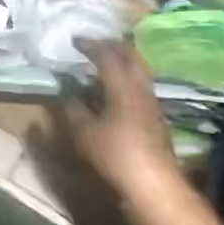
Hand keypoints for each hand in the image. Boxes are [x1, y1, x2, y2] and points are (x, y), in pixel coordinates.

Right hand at [69, 37, 182, 204]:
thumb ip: (73, 109)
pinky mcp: (156, 116)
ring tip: (102, 65)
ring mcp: (152, 100)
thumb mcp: (85, 133)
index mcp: (122, 83)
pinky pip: (140, 85)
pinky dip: (125, 78)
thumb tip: (67, 93)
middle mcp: (140, 86)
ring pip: (137, 69)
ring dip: (120, 62)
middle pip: (128, 55)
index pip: (106, 54)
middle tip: (92, 46)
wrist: (154, 184)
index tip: (74, 41)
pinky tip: (114, 91)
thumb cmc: (116, 154)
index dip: (89, 45)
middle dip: (110, 47)